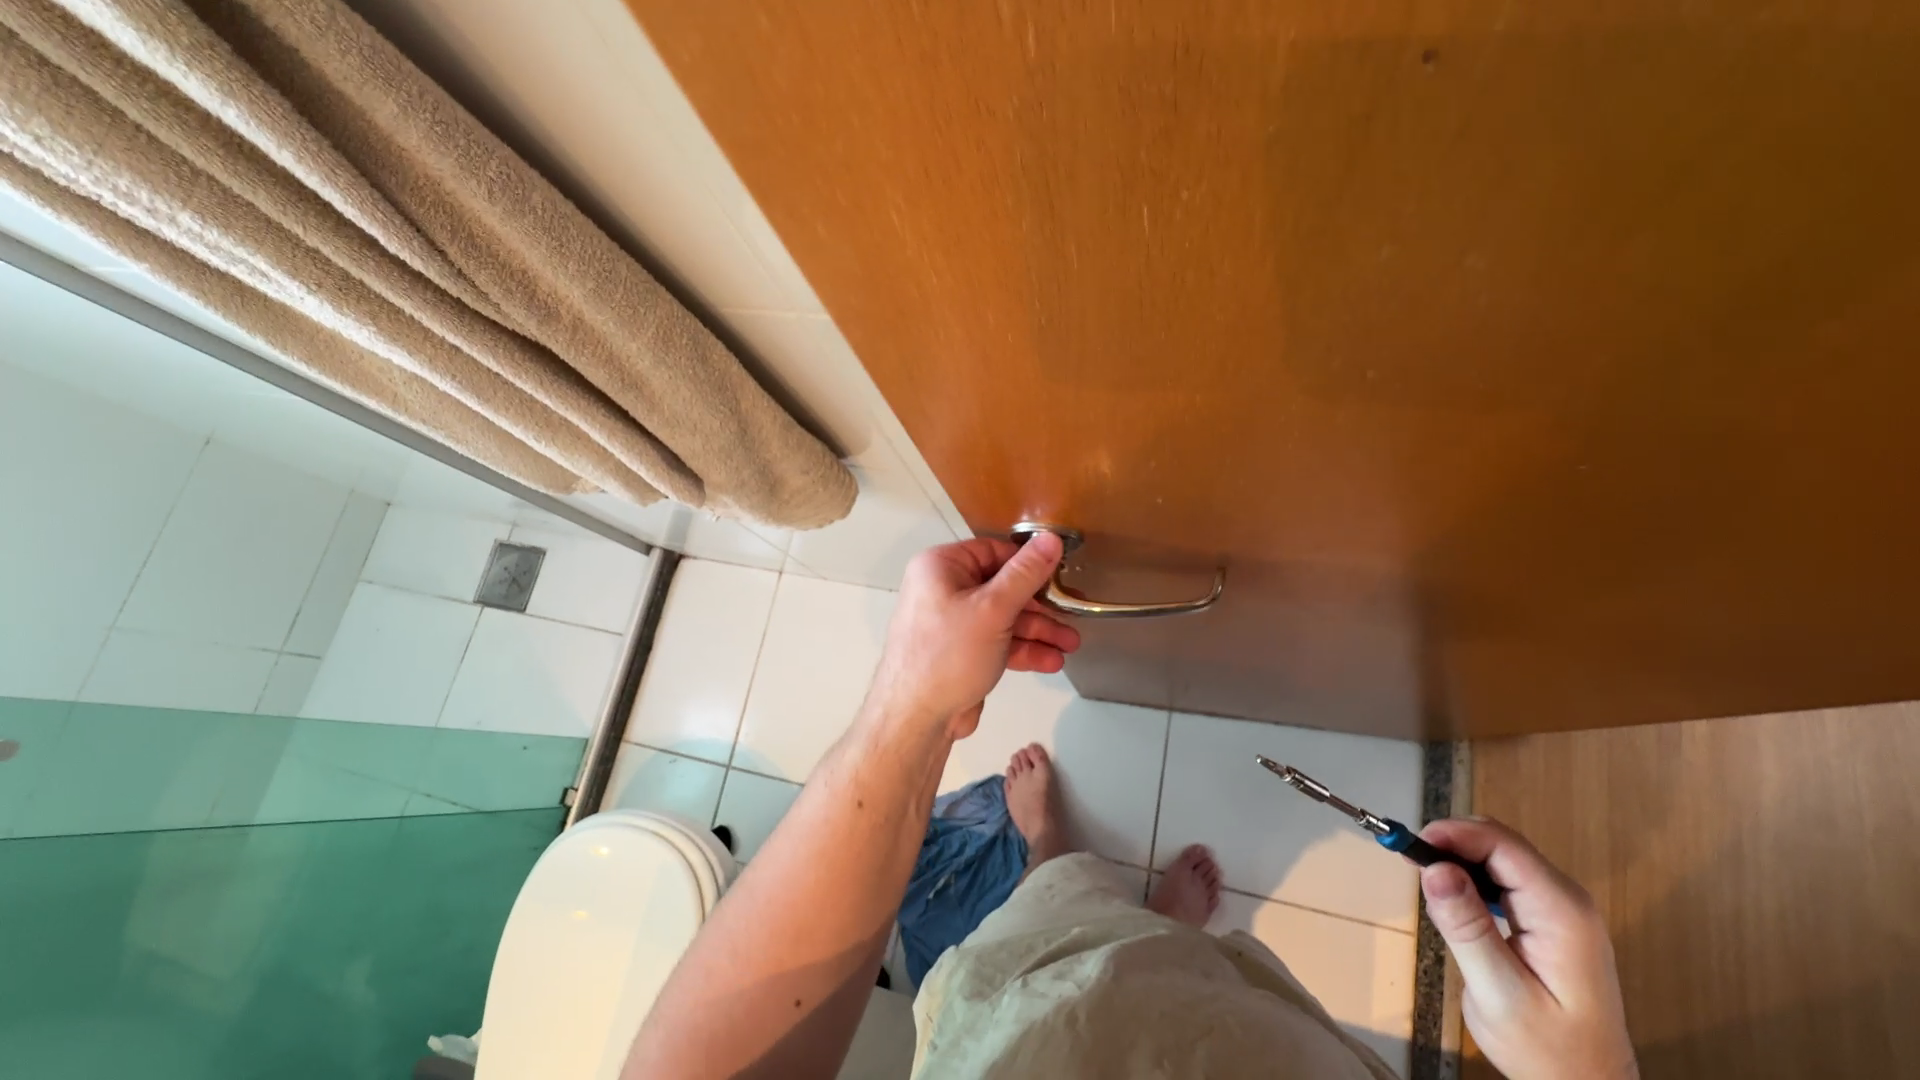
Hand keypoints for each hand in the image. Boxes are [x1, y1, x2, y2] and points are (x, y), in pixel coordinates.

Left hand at [865, 535, 1081, 737]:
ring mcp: (951, 623)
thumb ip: (1025, 574)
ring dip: (1037, 631)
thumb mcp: (993, 609)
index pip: (993, 551)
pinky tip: (1050, 661)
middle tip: (1071, 616)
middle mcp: (943, 590)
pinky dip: (1021, 649)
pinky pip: (996, 642)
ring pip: (1003, 618)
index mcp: (941, 567)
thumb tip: (1051, 539)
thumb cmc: (948, 655)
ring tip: (1070, 645)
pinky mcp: (960, 652)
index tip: (1060, 575)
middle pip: (1001, 587)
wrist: (916, 719)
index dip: (1027, 563)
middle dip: (1038, 606)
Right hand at [1420, 818, 1637, 1079]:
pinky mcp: (1548, 918)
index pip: (1503, 846)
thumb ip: (1467, 928)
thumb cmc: (1545, 1049)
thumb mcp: (1498, 992)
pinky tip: (1450, 896)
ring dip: (1457, 856)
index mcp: (1561, 913)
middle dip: (1451, 841)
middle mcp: (1566, 899)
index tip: (1407, 844)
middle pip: (1501, 843)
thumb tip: (1435, 869)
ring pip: (1500, 856)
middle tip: (1408, 861)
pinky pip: (1504, 877)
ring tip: (1422, 877)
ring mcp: (1560, 908)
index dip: (1452, 834)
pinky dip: (1469, 875)